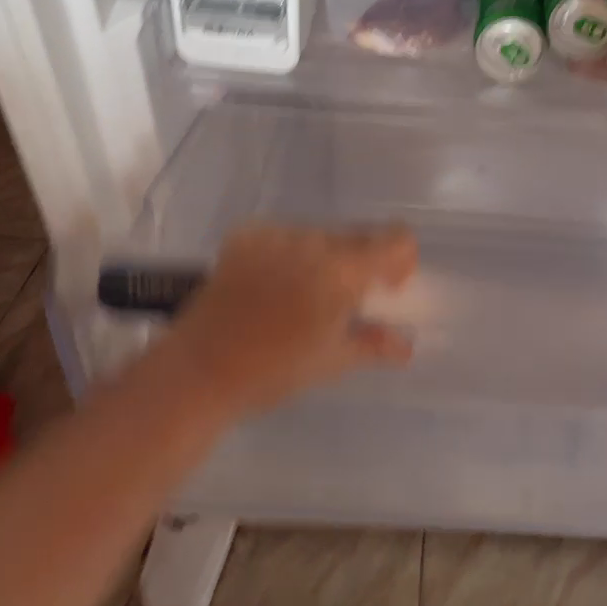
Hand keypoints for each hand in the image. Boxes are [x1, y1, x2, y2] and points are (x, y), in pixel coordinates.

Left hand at [164, 223, 417, 414]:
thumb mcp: (332, 361)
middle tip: (343, 301)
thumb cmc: (274, 371)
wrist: (200, 370)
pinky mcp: (246, 235)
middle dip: (361, 264)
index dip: (401, 260)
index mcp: (341, 271)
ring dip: (324, 258)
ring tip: (300, 296)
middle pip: (357, 237)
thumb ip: (375, 344)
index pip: (396, 239)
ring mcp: (276, 234)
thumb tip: (406, 345)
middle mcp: (312, 241)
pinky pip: (284, 236)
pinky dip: (288, 255)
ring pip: (320, 235)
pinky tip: (271, 287)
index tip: (386, 289)